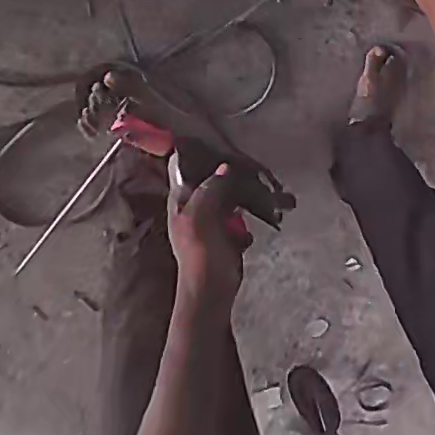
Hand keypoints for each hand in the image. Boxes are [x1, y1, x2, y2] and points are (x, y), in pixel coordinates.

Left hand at [168, 163, 244, 317]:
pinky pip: (238, 216)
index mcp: (180, 202)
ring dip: (239, 192)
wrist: (212, 291)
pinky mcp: (227, 234)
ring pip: (226, 197)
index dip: (197, 155)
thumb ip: (211, 189)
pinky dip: (245, 214)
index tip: (217, 143)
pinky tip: (254, 211)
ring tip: (254, 181)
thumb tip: (225, 167)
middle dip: (225, 174)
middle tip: (244, 161)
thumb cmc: (201, 253)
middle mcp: (193, 208)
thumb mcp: (201, 215)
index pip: (184, 170)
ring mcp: (210, 222)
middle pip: (209, 182)